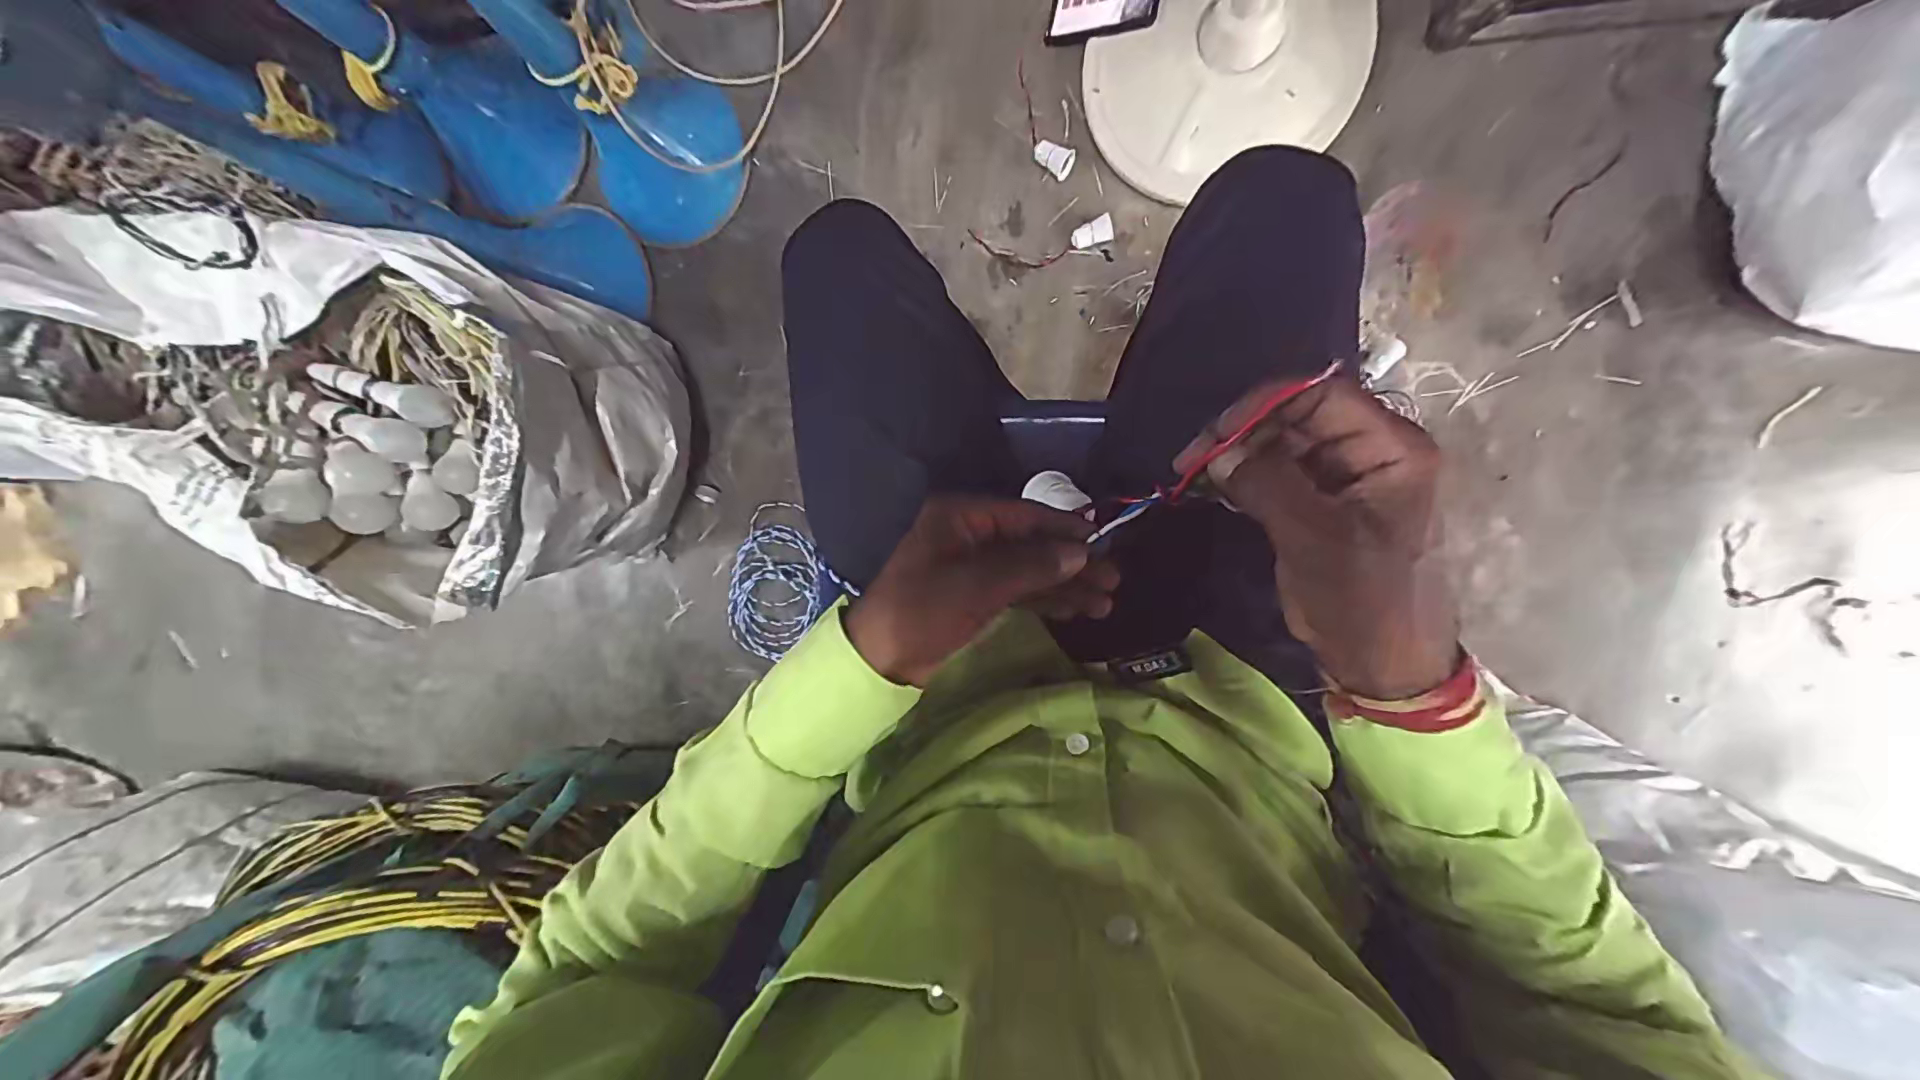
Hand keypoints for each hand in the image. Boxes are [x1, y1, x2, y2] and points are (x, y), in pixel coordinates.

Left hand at [845, 495, 1120, 686]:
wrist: (881, 659)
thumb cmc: (922, 609)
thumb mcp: (977, 584)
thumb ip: (1031, 565)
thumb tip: (1081, 552)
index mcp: (962, 517)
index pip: (1024, 515)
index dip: (1065, 529)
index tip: (1103, 542)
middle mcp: (972, 536)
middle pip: (1033, 544)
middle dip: (1072, 562)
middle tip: (1114, 580)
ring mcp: (976, 568)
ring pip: (1031, 570)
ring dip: (1066, 585)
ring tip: (1106, 602)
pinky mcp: (978, 597)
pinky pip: (1020, 591)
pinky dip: (1048, 600)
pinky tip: (1078, 610)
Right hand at [1174, 374, 1458, 698]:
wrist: (1383, 662)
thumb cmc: (1363, 600)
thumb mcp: (1315, 538)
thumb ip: (1267, 484)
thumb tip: (1217, 452)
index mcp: (1390, 450)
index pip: (1322, 397)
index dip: (1264, 405)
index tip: (1215, 434)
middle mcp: (1369, 453)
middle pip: (1297, 418)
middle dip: (1242, 432)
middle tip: (1191, 460)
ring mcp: (1343, 480)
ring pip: (1281, 445)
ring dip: (1237, 455)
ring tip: (1194, 474)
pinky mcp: (1320, 505)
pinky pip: (1277, 475)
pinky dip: (1244, 476)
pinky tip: (1214, 487)